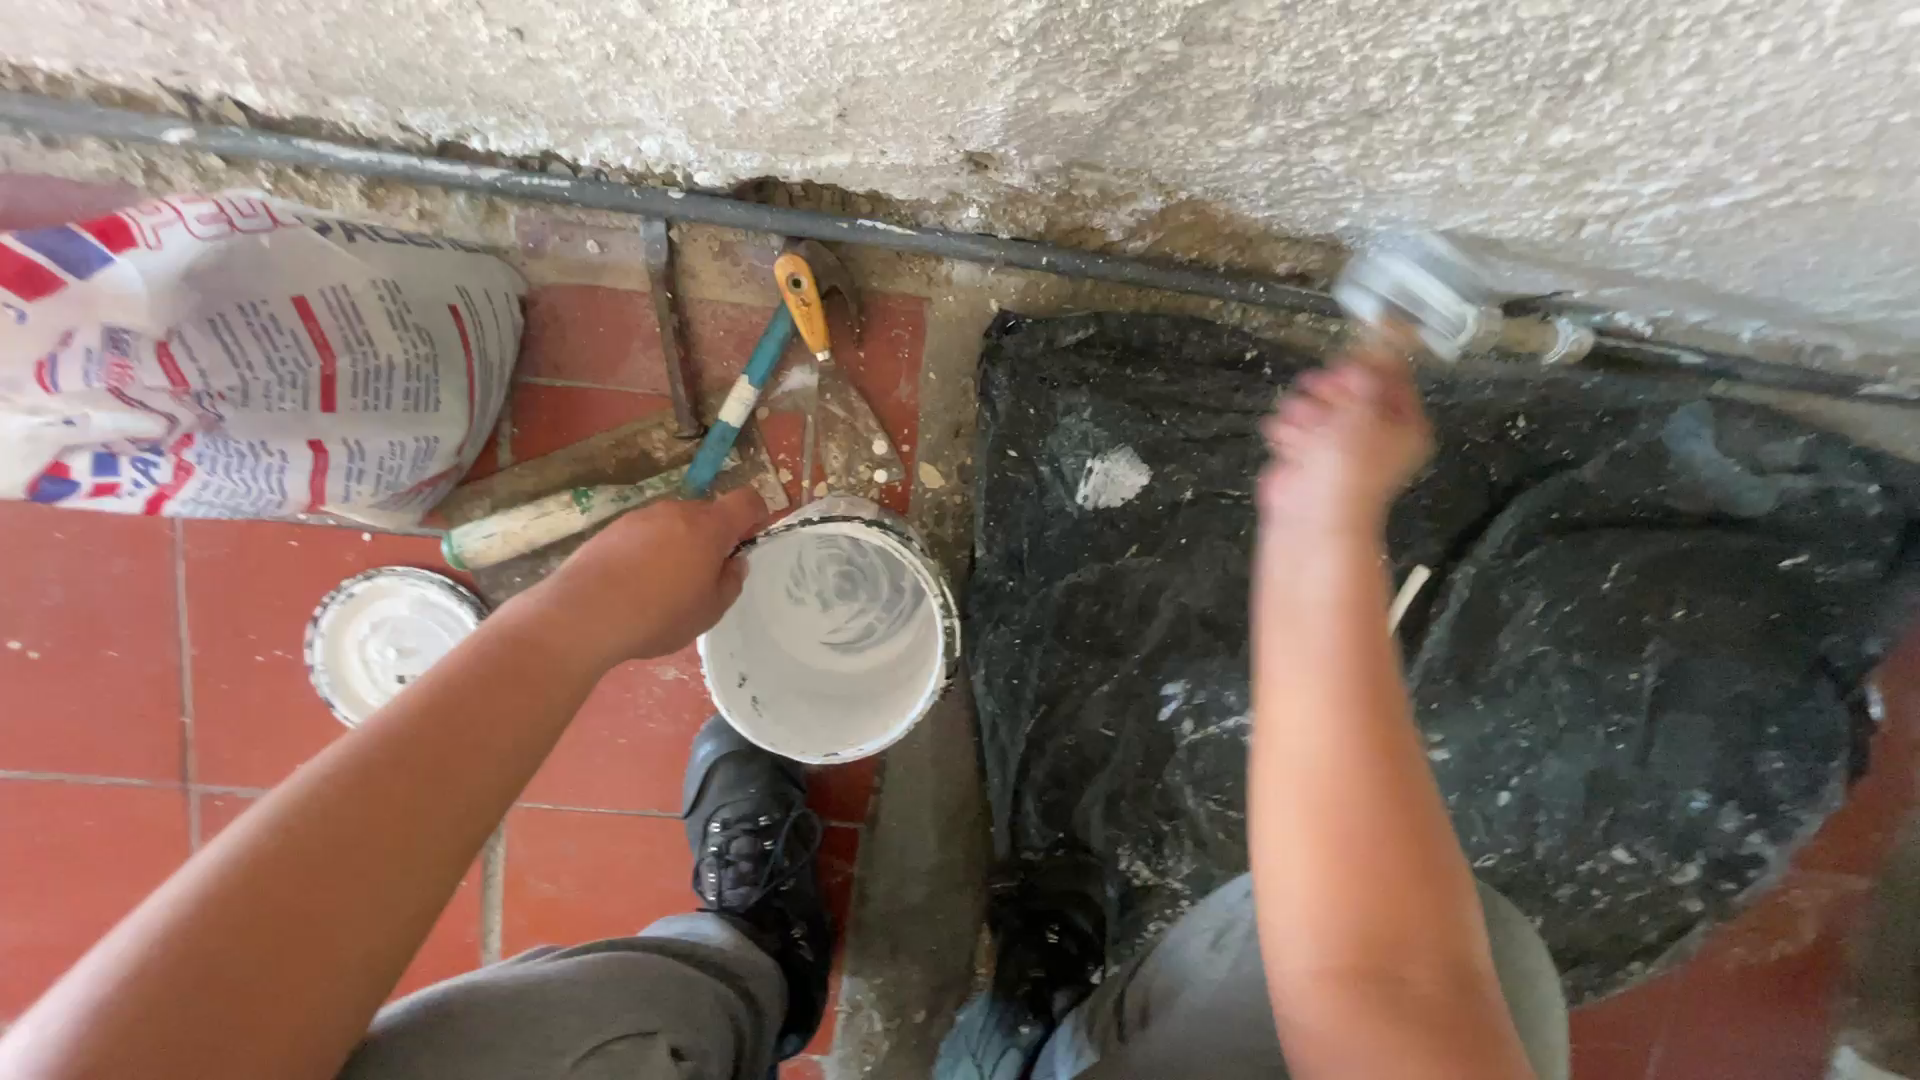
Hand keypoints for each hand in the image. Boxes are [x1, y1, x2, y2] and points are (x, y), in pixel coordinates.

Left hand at [522, 486, 768, 666]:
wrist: (582, 615)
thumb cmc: (659, 614)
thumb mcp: (710, 610)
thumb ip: (730, 582)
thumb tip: (733, 562)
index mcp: (709, 526)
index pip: (746, 500)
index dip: (756, 516)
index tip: (748, 542)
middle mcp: (676, 511)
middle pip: (708, 513)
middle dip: (714, 538)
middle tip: (705, 577)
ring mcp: (640, 517)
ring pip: (674, 524)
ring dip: (680, 545)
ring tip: (665, 586)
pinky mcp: (611, 530)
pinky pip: (645, 535)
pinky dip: (650, 552)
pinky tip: (636, 586)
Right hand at [1258, 337, 1433, 536]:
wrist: (1311, 513)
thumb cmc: (1348, 468)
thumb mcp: (1366, 411)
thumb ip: (1367, 376)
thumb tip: (1372, 348)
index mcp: (1403, 423)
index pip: (1392, 377)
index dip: (1371, 361)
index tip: (1354, 349)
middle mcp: (1373, 431)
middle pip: (1350, 387)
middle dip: (1331, 389)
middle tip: (1324, 393)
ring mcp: (1336, 443)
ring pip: (1316, 404)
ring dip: (1304, 412)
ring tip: (1304, 427)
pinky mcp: (1304, 453)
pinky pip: (1293, 426)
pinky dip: (1287, 432)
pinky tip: (1289, 443)